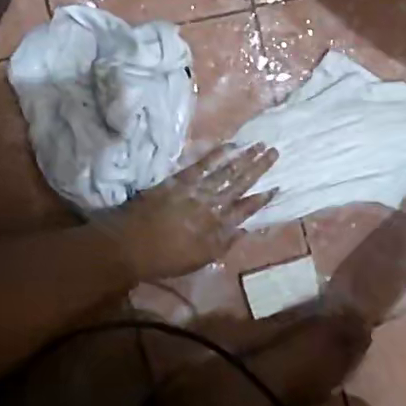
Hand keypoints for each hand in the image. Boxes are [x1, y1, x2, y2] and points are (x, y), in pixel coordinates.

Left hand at [103, 143, 278, 281]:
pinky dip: (217, 155)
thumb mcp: (200, 260)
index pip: (246, 210)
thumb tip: (246, 229)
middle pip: (240, 184)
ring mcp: (195, 191)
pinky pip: (201, 165)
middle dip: (259, 168)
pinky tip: (230, 146)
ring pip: (225, 172)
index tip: (276, 186)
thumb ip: (225, 244)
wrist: (129, 246)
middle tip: (274, 152)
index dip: (262, 198)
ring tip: (260, 145)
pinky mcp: (178, 181)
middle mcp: (211, 206)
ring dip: (244, 157)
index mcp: (218, 227)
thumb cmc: (164, 259)